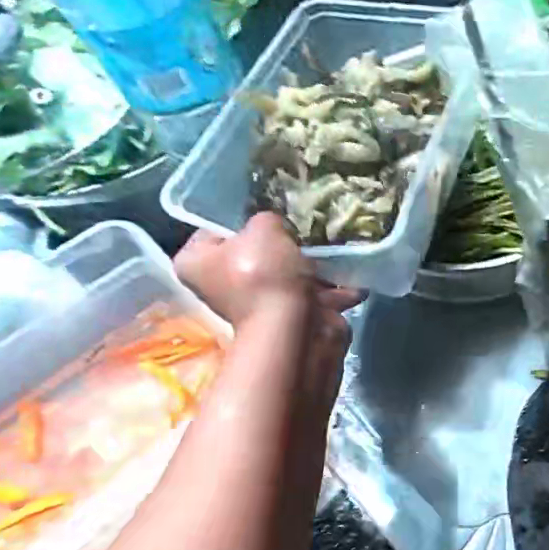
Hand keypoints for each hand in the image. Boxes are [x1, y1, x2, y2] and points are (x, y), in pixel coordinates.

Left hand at [173, 212, 364, 334]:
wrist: (295, 330)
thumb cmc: (265, 275)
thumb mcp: (263, 228)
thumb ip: (268, 220)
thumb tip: (279, 229)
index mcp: (196, 262)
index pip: (218, 230)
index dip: (247, 223)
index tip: (273, 221)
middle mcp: (222, 286)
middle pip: (258, 255)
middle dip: (286, 248)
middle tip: (306, 238)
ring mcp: (259, 305)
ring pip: (290, 277)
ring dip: (315, 270)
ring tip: (335, 257)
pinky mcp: (291, 320)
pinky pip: (315, 297)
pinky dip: (334, 291)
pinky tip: (352, 281)